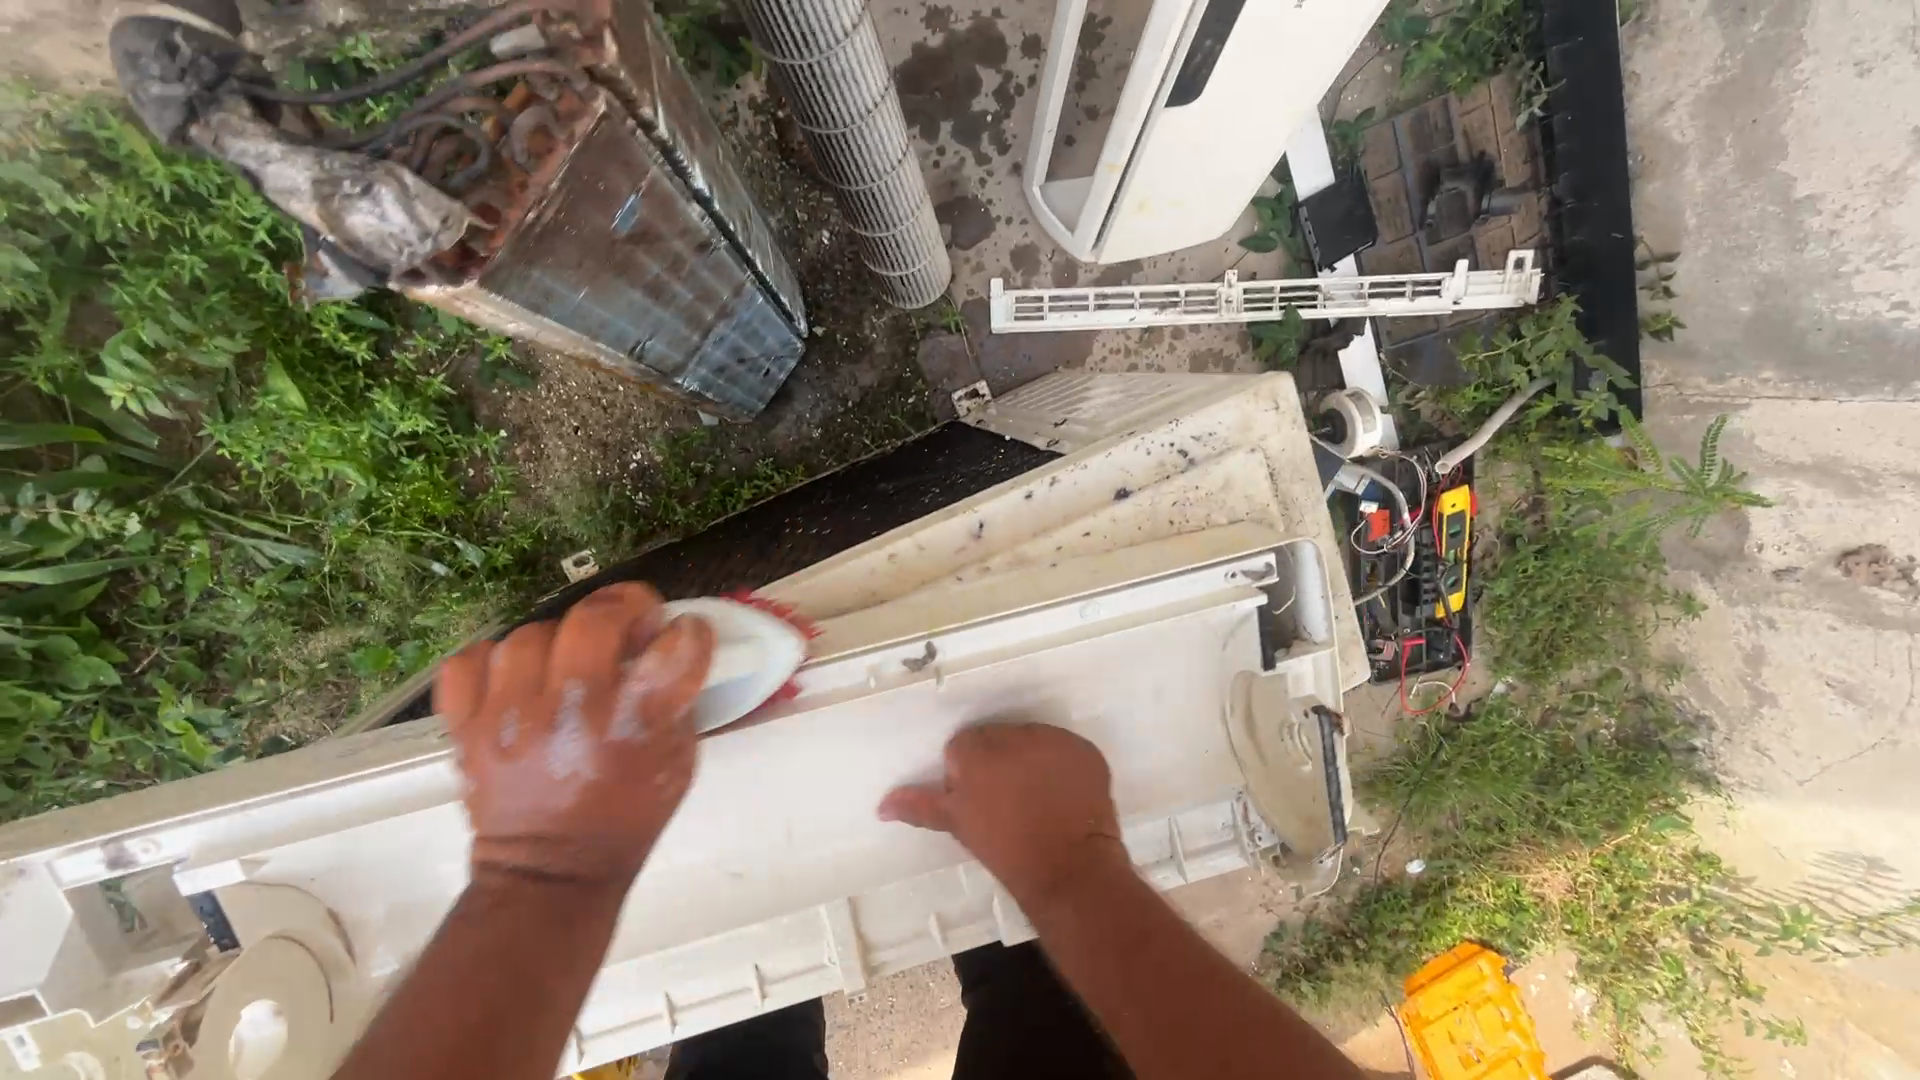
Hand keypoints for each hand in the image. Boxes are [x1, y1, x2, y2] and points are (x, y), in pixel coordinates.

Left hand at [435, 582, 714, 887]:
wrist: (551, 874)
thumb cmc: (629, 815)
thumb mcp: (680, 760)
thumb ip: (675, 699)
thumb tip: (667, 647)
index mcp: (636, 724)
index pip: (675, 645)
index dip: (688, 631)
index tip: (683, 635)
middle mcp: (573, 712)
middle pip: (594, 619)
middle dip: (624, 605)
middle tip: (632, 622)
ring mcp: (511, 718)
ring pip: (530, 634)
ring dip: (561, 637)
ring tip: (571, 658)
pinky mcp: (467, 729)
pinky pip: (468, 663)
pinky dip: (495, 660)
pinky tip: (518, 676)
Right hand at [877, 723, 1127, 909]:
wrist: (1069, 870)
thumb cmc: (1005, 849)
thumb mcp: (958, 825)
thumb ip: (920, 806)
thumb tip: (882, 804)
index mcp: (976, 750)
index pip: (963, 747)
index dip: (968, 775)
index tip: (980, 801)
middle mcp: (1014, 735)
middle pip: (997, 738)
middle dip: (999, 762)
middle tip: (1006, 800)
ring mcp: (1053, 740)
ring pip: (1032, 740)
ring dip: (1030, 759)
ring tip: (1036, 798)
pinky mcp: (1084, 749)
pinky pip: (1066, 750)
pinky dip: (1063, 767)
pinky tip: (1062, 795)